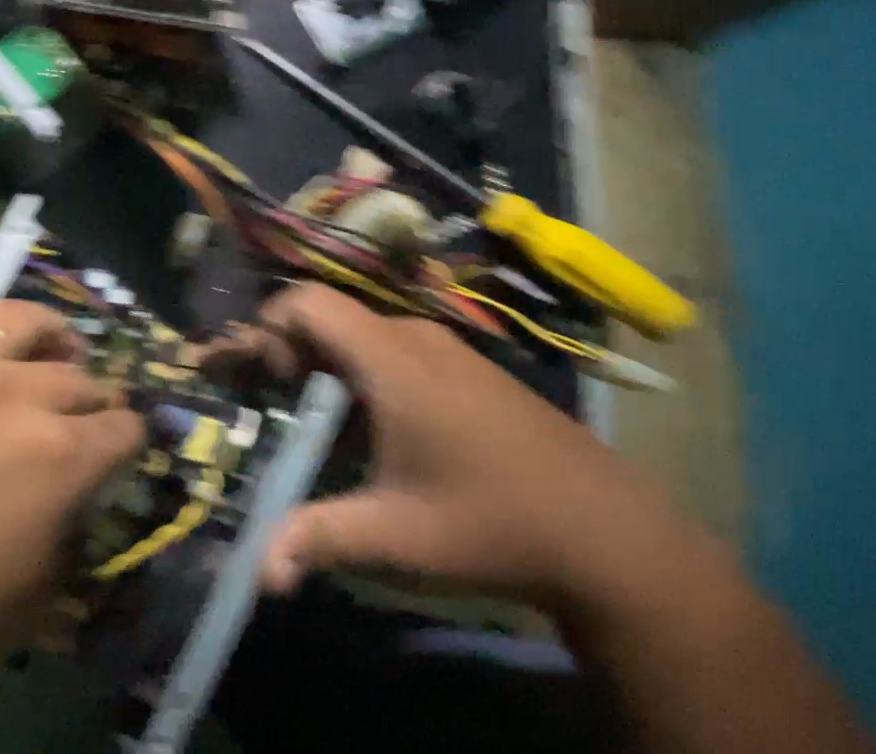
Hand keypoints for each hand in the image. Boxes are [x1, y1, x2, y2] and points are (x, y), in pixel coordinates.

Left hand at [0, 256, 144, 729]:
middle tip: (76, 415)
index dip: (125, 442)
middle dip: (90, 399)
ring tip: (45, 349)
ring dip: (48, 335)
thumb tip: (73, 488)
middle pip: (77, 377)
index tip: (116, 449)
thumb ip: (67, 521)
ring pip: (22, 320)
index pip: (122, 429)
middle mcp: (15, 393)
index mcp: (59, 458)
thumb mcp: (35, 589)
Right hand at [250, 283, 702, 605]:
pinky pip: (392, 352)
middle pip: (326, 318)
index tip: (262, 380)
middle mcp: (417, 340)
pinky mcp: (469, 372)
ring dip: (322, 368)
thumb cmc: (494, 524)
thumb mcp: (395, 537)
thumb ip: (315, 539)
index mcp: (392, 361)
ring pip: (359, 335)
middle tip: (271, 405)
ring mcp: (449, 352)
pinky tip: (370, 434)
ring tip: (312, 425)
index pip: (306, 302)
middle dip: (285, 353)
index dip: (266, 328)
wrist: (615, 537)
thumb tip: (260, 573)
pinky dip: (360, 377)